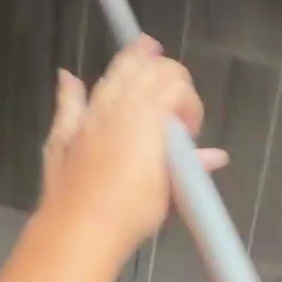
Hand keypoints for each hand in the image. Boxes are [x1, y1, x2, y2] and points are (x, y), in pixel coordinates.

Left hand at [40, 36, 225, 252]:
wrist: (82, 228)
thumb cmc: (132, 210)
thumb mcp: (169, 190)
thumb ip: (191, 165)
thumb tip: (216, 157)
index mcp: (150, 115)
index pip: (177, 83)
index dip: (190, 101)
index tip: (191, 127)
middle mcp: (119, 105)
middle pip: (146, 68)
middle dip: (165, 71)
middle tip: (174, 86)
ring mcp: (89, 115)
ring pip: (112, 75)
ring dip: (129, 63)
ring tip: (142, 53)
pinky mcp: (65, 131)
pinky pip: (68, 101)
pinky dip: (71, 88)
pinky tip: (68, 78)